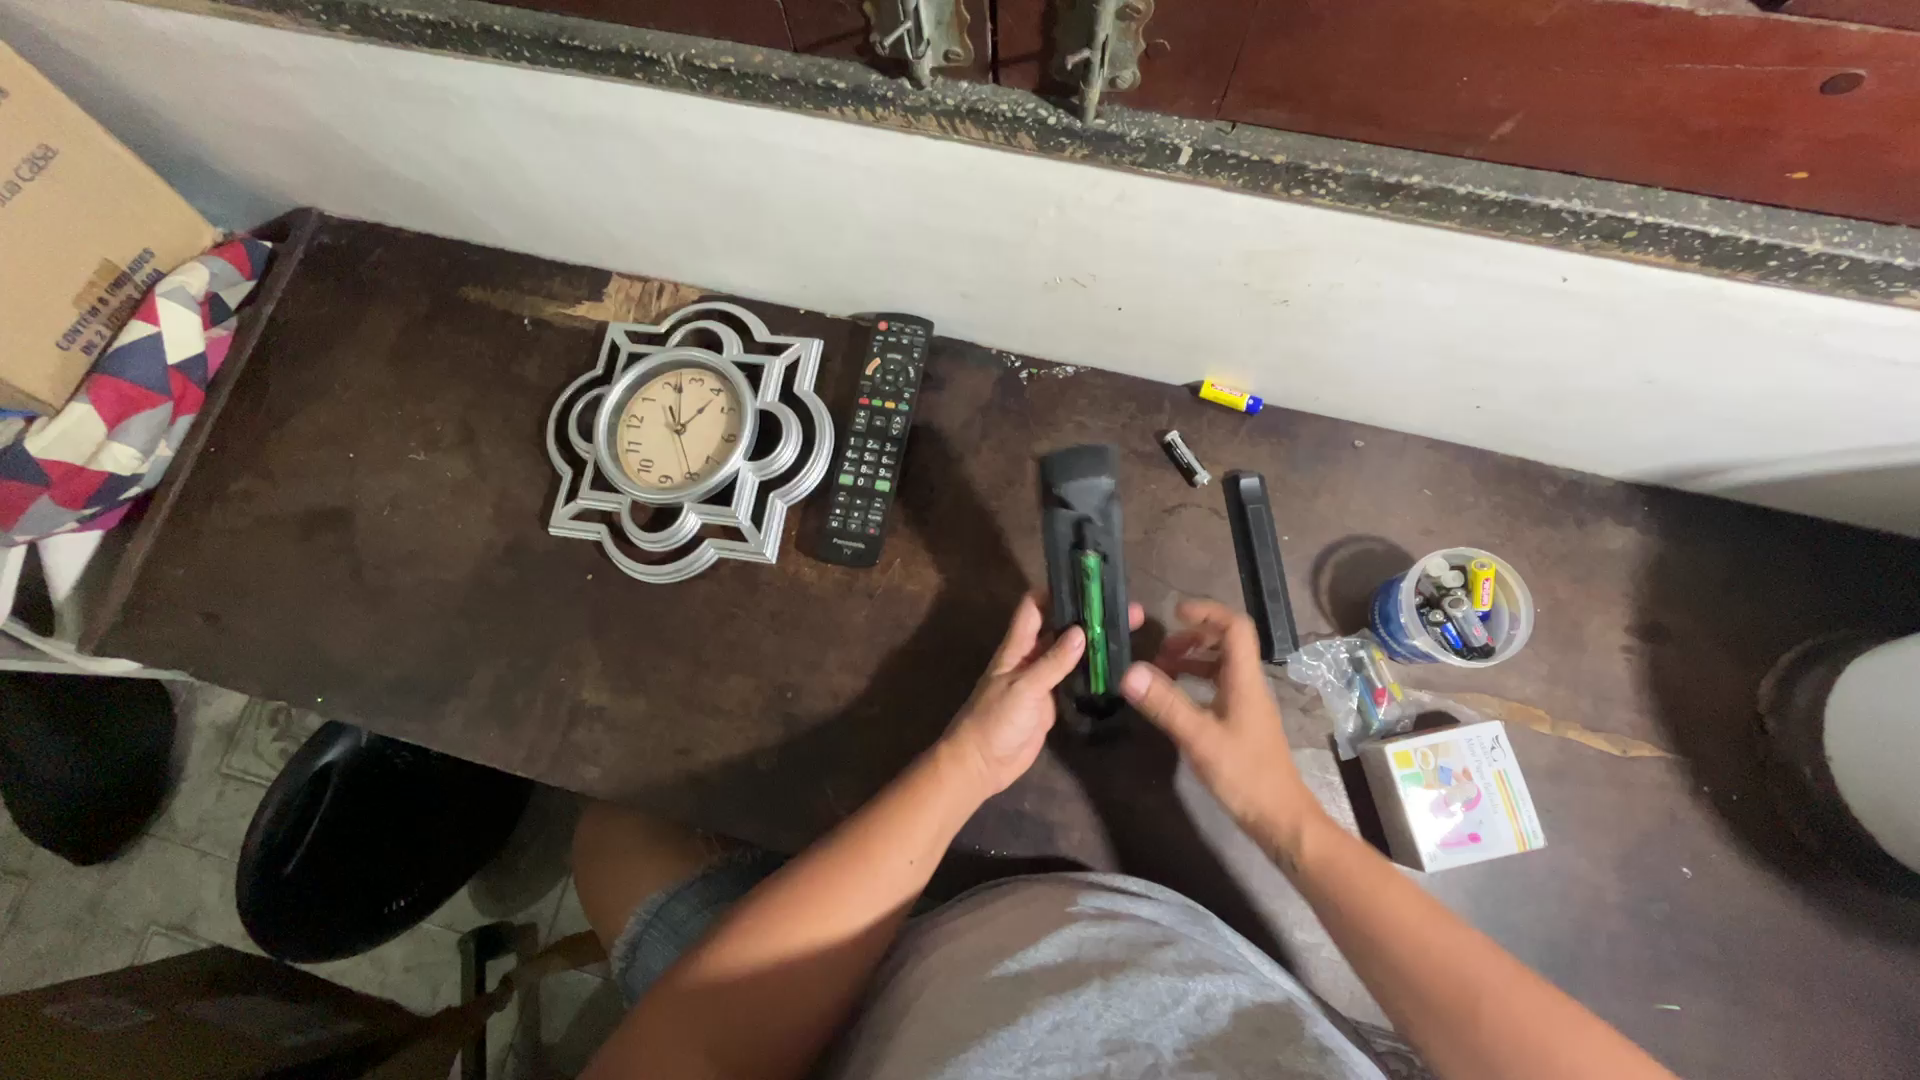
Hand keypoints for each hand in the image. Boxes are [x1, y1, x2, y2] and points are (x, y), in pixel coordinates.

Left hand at [941, 593, 1143, 797]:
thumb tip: (1081, 631)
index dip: (1055, 591)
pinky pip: (1074, 681)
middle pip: (1059, 629)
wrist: (981, 763)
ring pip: (1070, 654)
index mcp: (1017, 648)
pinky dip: (1092, 673)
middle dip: (1086, 616)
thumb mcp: (1023, 688)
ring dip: (1093, 644)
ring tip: (1127, 632)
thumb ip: (1052, 662)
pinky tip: (1116, 668)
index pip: (1034, 608)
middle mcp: (1031, 658)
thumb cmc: (994, 720)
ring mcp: (1042, 681)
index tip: (1086, 582)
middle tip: (1125, 609)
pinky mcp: (1052, 703)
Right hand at [1119, 599, 1324, 855]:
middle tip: (1161, 650)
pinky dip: (1195, 684)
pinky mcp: (1241, 724)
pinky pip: (1217, 689)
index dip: (1207, 613)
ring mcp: (1246, 706)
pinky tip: (1175, 700)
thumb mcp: (1198, 737)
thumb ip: (1165, 704)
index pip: (1235, 628)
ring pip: (1221, 667)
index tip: (1175, 613)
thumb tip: (1128, 672)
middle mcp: (1248, 686)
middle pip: (1227, 644)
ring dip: (1192, 661)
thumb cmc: (1244, 774)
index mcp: (1244, 680)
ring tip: (1160, 672)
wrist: (1280, 818)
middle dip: (1192, 638)